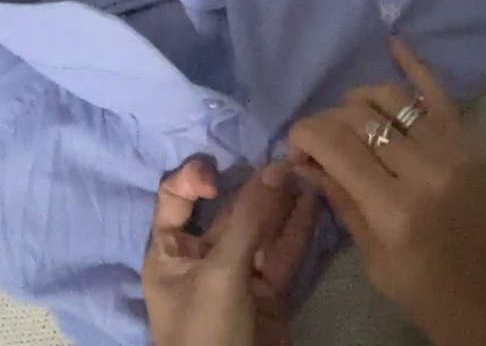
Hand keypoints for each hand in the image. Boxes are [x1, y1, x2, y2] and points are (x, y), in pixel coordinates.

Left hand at [142, 156, 323, 345]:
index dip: (194, 178)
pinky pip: (282, 253)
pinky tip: (315, 200)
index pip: (175, 199)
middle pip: (228, 211)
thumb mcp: (220, 275)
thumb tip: (275, 168)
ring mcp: (237, 278)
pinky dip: (298, 228)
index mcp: (170, 254)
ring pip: (260, 229)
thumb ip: (250, 220)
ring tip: (306, 169)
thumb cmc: (206, 334)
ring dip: (281, 201)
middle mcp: (201, 261)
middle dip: (255, 185)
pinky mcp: (268, 295)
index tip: (218, 174)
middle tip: (287, 157)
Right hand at [286, 38, 485, 339]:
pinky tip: (393, 43)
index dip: (305, 135)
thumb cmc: (436, 298)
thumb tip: (305, 162)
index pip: (336, 147)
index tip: (294, 144)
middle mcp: (423, 170)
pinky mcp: (469, 140)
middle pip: (358, 118)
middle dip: (325, 121)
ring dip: (358, 100)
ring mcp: (451, 149)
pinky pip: (436, 91)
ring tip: (347, 118)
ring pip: (390, 96)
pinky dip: (414, 64)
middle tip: (315, 139)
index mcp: (395, 211)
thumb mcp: (378, 264)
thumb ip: (343, 203)